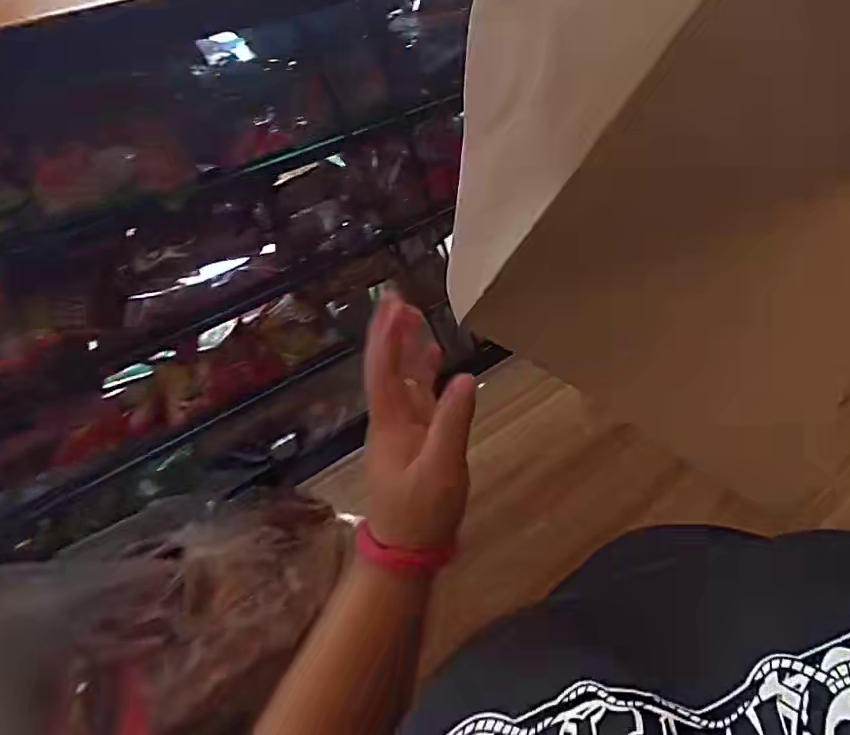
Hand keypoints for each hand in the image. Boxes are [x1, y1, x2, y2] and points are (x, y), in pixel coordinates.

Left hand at [361, 295, 476, 548]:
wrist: (408, 550)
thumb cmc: (421, 511)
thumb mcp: (441, 469)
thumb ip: (453, 423)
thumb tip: (465, 377)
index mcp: (391, 423)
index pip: (385, 372)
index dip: (388, 337)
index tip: (394, 306)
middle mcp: (393, 418)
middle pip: (389, 367)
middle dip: (392, 332)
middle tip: (399, 298)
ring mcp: (404, 427)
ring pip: (403, 377)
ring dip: (407, 346)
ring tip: (414, 316)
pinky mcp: (417, 435)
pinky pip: (419, 392)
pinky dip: (424, 370)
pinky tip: (434, 357)